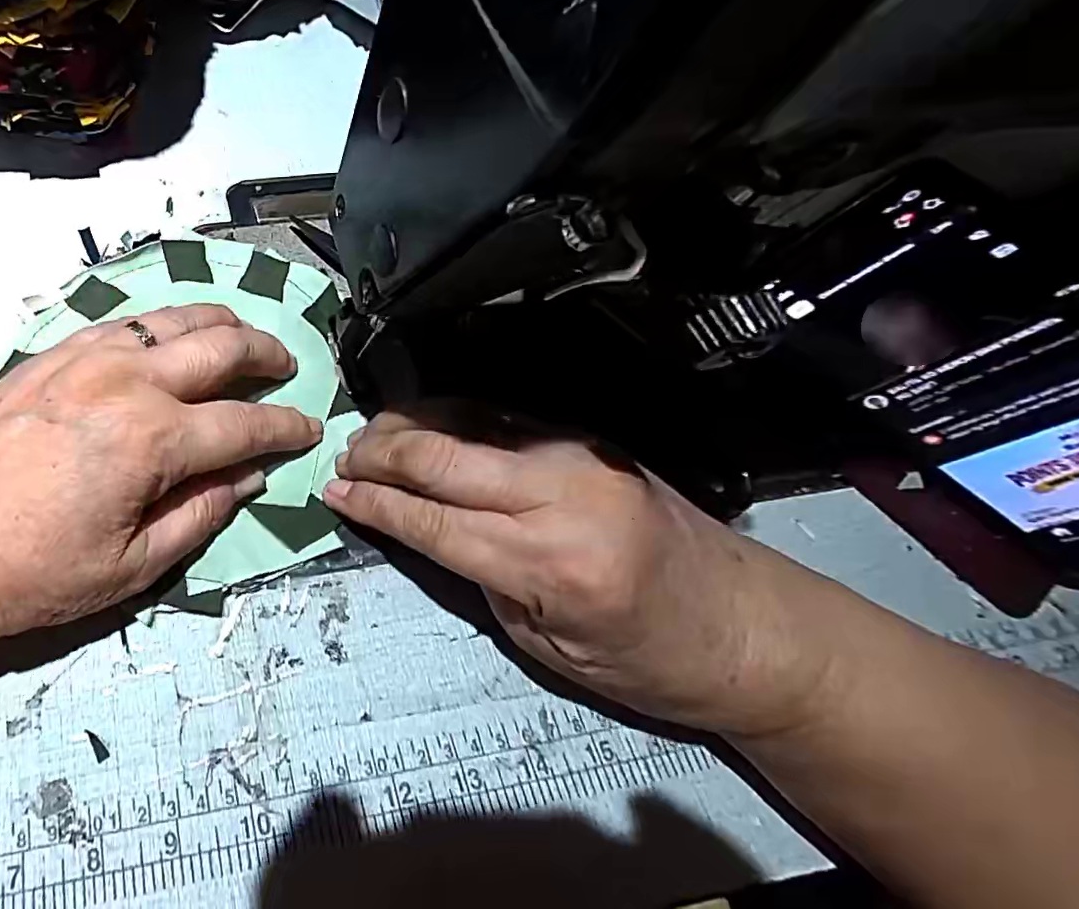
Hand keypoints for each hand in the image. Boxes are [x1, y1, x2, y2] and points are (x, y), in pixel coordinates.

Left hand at [0, 304, 323, 651]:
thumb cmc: (22, 574)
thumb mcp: (129, 568)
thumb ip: (201, 514)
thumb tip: (248, 477)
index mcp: (150, 439)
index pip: (244, 424)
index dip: (286, 427)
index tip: (310, 429)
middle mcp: (126, 381)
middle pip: (222, 346)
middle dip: (268, 354)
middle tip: (288, 368)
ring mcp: (86, 358)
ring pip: (176, 317)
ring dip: (222, 324)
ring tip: (243, 339)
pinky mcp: (52, 354)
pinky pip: (126, 321)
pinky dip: (166, 323)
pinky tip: (172, 339)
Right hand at [322, 407, 844, 737]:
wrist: (745, 622)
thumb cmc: (646, 660)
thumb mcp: (547, 645)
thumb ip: (483, 576)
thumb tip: (427, 526)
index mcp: (547, 563)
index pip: (433, 521)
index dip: (375, 504)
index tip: (333, 492)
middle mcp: (559, 493)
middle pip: (442, 457)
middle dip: (381, 453)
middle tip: (343, 457)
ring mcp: (577, 454)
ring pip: (469, 422)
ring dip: (411, 425)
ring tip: (371, 434)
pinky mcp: (588, 439)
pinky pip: (503, 419)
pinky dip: (454, 418)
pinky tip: (427, 422)